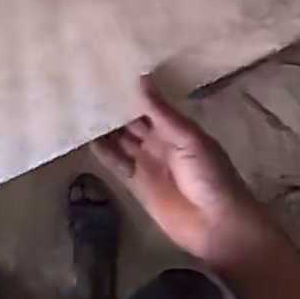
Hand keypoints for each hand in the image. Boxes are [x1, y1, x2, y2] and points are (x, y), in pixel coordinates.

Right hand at [91, 75, 284, 272]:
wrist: (218, 226)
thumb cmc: (210, 175)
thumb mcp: (188, 138)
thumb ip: (161, 111)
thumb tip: (141, 77)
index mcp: (175, 127)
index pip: (148, 104)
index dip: (131, 91)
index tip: (108, 72)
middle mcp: (159, 141)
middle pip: (131, 121)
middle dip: (114, 107)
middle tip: (87, 87)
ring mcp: (147, 162)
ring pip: (121, 140)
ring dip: (105, 128)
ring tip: (81, 108)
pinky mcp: (137, 183)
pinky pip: (117, 163)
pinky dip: (104, 152)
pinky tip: (87, 138)